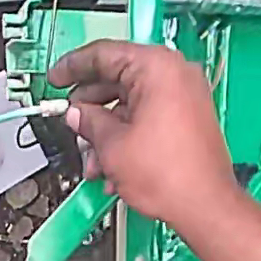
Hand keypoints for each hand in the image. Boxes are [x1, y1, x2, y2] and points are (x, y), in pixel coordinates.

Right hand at [48, 40, 248, 234]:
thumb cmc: (170, 175)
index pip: (104, 54)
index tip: (57, 77)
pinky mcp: (188, 120)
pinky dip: (128, 136)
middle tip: (71, 122)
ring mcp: (185, 98)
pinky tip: (113, 165)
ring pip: (131, 105)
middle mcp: (174, 76)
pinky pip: (148, 118)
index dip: (73, 67)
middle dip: (90, 109)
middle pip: (118, 80)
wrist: (204, 206)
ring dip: (107, 131)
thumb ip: (89, 122)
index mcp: (156, 68)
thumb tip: (77, 115)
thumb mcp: (112, 145)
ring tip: (93, 160)